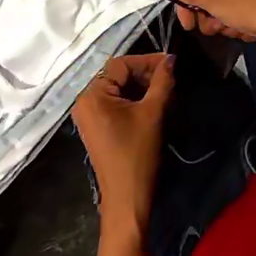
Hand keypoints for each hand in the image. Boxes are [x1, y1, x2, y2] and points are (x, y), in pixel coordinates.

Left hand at [72, 53, 175, 222]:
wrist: (126, 195)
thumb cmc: (137, 153)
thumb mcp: (152, 114)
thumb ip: (162, 82)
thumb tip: (171, 59)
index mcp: (92, 94)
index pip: (120, 64)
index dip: (147, 61)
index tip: (171, 63)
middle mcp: (84, 100)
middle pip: (116, 75)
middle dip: (144, 74)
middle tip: (171, 78)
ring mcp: (87, 114)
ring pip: (116, 89)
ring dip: (140, 87)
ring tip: (165, 91)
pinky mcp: (95, 126)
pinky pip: (113, 103)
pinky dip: (132, 99)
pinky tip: (152, 103)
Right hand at [166, 0, 255, 56]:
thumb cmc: (254, 9)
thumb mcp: (217, 0)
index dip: (184, 4)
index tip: (186, 24)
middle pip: (205, 0)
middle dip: (205, 17)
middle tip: (215, 26)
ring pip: (221, 15)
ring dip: (223, 26)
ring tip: (235, 30)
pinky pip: (238, 23)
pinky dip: (239, 30)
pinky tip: (249, 34)